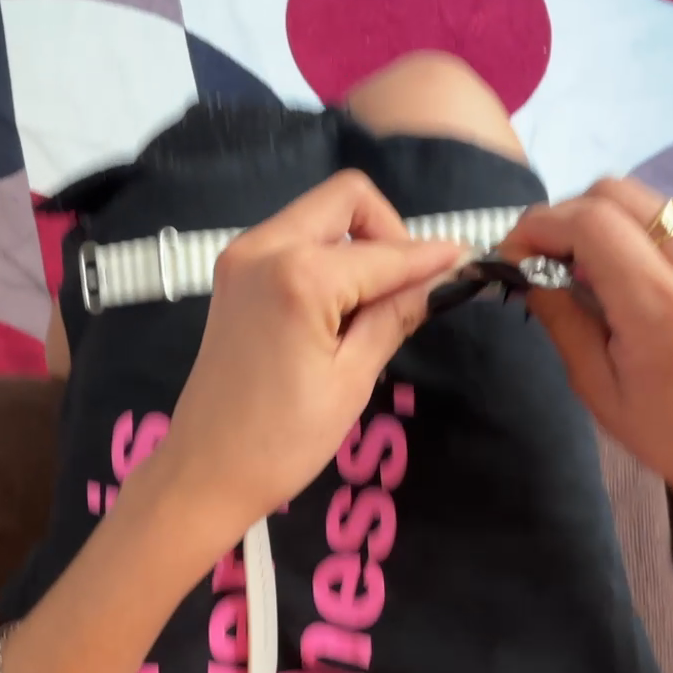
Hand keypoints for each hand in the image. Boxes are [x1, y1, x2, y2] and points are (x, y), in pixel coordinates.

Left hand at [153, 171, 463, 536]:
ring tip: (375, 306)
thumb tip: (444, 277)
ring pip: (317, 217)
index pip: (384, 253)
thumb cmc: (282, 441)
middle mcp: (263, 248)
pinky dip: (325, 260)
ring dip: (356, 245)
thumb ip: (396, 315)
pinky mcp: (232, 277)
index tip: (467, 264)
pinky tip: (340, 308)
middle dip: (388, 233)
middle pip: (345, 200)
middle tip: (408, 287)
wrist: (205, 472)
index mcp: (298, 275)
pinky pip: (292, 243)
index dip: (430, 259)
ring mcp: (240, 259)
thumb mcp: (351, 379)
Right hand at [503, 177, 672, 529]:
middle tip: (538, 255)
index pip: (594, 223)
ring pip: (643, 200)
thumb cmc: (662, 430)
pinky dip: (626, 234)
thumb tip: (524, 270)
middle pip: (618, 193)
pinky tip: (614, 276)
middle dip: (564, 215)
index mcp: (662, 310)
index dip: (541, 224)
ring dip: (595, 221)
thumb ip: (560, 316)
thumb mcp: (593, 383)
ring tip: (575, 267)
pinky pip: (666, 222)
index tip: (512, 251)